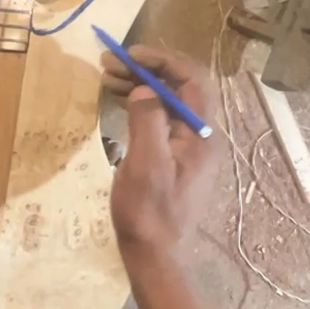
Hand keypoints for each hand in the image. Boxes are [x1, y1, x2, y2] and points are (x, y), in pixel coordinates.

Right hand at [103, 45, 219, 254]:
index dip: (163, 60)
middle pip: (180, 86)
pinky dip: (140, 103)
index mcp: (202, 135)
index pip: (192, 80)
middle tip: (110, 63)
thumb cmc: (149, 213)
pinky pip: (160, 117)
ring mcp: (188, 146)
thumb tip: (145, 87)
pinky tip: (118, 99)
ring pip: (168, 100)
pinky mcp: (174, 155)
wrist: (155, 254)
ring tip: (107, 76)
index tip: (131, 54)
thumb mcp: (145, 165)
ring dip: (140, 83)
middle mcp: (201, 135)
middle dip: (147, 69)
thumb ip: (147, 121)